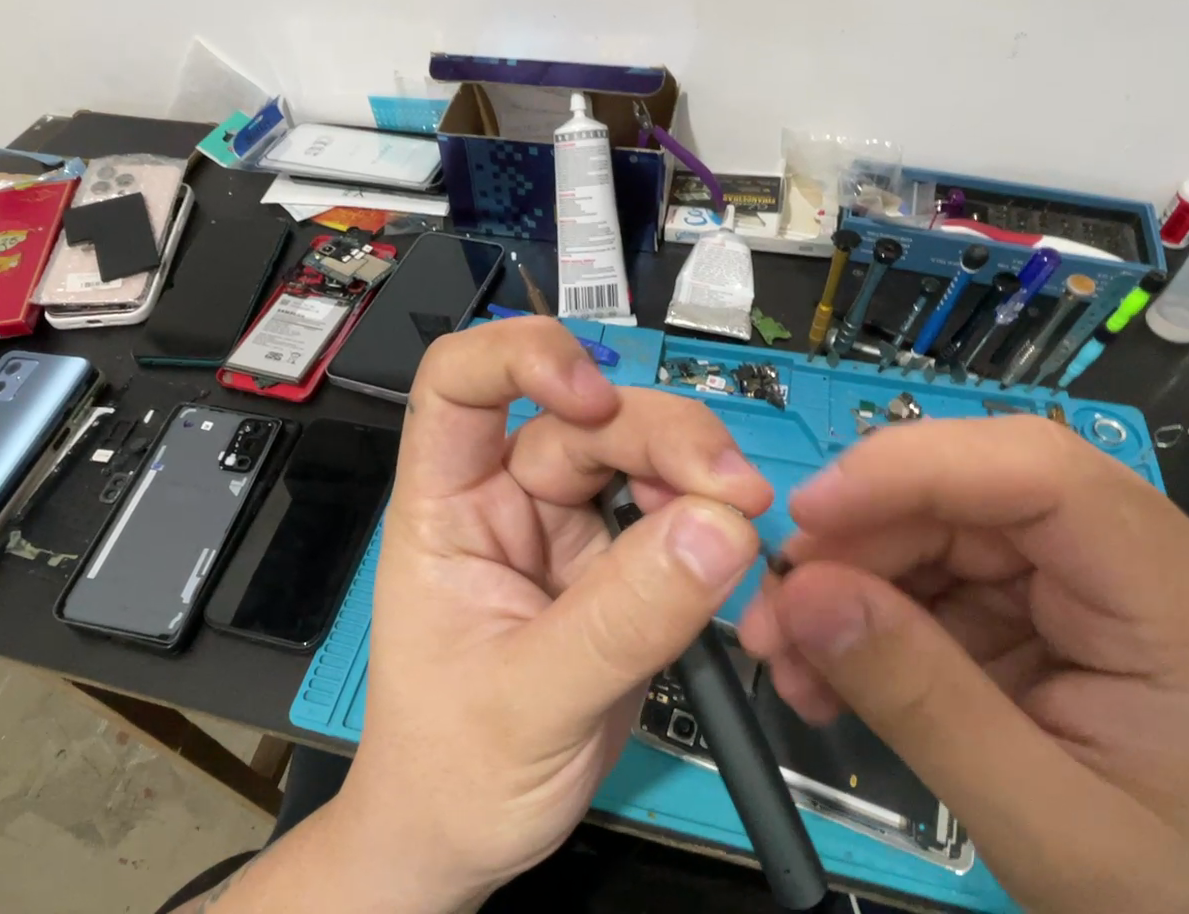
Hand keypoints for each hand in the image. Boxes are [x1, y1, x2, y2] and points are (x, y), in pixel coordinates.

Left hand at [336, 318, 774, 909]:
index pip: (460, 383)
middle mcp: (507, 499)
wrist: (471, 832)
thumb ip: (622, 620)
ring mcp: (566, 527)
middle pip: (584, 419)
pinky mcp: (616, 564)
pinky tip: (731, 548)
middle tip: (734, 490)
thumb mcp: (529, 701)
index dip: (523, 358)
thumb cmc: (454, 767)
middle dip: (662, 435)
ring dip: (695, 471)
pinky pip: (671, 515)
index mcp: (446, 506)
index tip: (594, 397)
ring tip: (742, 518)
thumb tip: (718, 528)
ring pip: (636, 455)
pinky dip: (709, 521)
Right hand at [738, 418, 1188, 913]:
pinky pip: (929, 579)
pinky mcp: (1037, 604)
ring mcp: (1081, 579)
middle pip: (969, 497)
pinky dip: (865, 618)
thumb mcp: (1041, 824)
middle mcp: (1135, 561)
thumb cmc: (1170, 902)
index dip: (914, 469)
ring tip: (789, 660)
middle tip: (773, 612)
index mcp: (1183, 601)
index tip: (808, 514)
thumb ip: (922, 703)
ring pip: (932, 532)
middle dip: (855, 542)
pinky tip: (826, 672)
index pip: (1042, 474)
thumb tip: (802, 594)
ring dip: (845, 584)